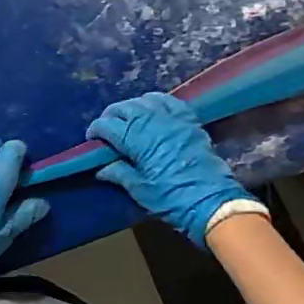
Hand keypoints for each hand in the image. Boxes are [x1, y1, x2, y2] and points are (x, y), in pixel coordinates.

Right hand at [87, 92, 249, 245]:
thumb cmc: (172, 199)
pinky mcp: (189, 120)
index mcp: (138, 140)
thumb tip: (101, 166)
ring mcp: (173, 118)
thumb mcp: (140, 190)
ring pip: (145, 100)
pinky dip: (156, 101)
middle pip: (126, 108)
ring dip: (132, 107)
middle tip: (106, 129)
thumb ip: (119, 173)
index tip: (92, 138)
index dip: (97, 130)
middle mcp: (154, 122)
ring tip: (127, 119)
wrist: (212, 202)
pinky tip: (152, 109)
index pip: (109, 125)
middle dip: (112, 115)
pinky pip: (169, 101)